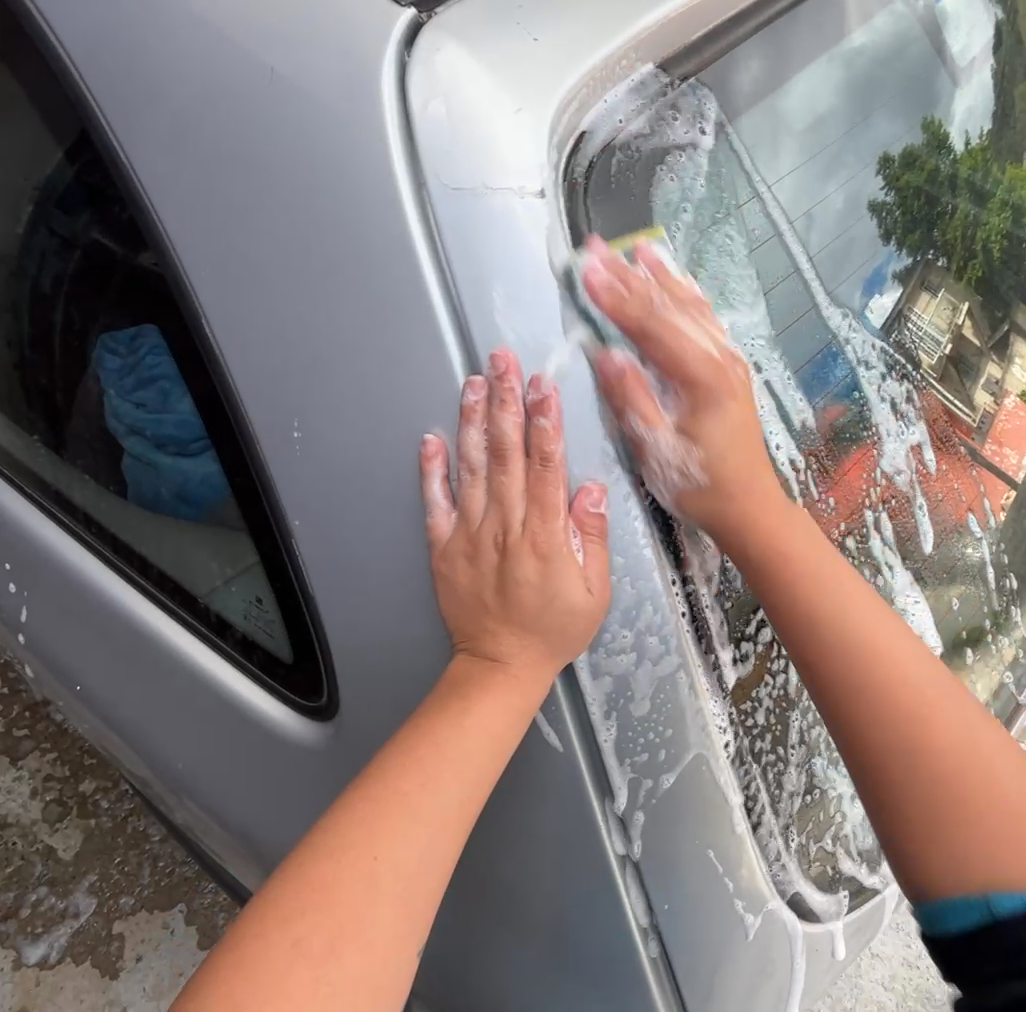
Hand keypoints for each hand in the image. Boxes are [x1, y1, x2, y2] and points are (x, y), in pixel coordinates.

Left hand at [419, 349, 612, 689]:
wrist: (500, 665)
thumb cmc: (553, 629)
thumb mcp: (593, 592)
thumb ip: (591, 537)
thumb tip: (590, 488)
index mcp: (545, 536)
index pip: (546, 466)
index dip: (545, 421)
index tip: (543, 385)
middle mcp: (505, 527)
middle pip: (506, 454)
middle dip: (506, 402)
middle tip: (503, 360)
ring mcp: (470, 534)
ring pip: (471, 468)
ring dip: (472, 421)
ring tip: (473, 381)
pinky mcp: (444, 546)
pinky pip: (435, 502)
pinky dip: (431, 470)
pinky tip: (431, 438)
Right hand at [581, 235, 788, 545]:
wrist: (751, 507)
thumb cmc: (701, 485)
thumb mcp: (657, 451)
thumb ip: (631, 399)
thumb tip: (605, 354)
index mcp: (701, 376)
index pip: (651, 325)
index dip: (616, 297)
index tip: (587, 270)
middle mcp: (719, 358)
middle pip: (669, 307)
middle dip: (631, 275)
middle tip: (597, 247)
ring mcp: (729, 360)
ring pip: (691, 307)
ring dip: (661, 276)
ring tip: (637, 247)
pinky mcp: (730, 368)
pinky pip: (706, 319)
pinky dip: (688, 294)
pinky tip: (679, 280)